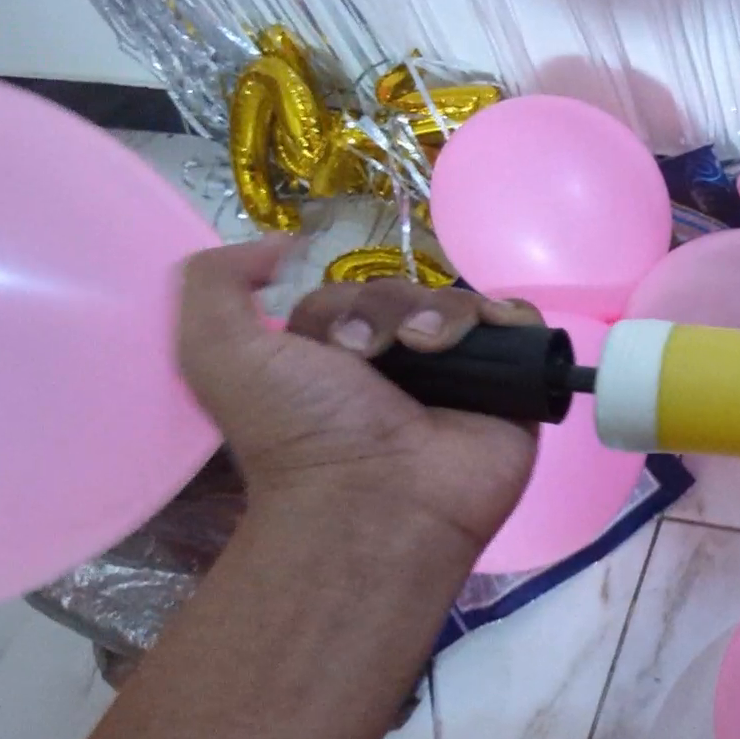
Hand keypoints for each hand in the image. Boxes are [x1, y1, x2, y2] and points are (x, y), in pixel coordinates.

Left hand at [177, 237, 544, 553]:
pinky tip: (492, 335)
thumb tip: (284, 242)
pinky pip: (523, 325)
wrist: (384, 496)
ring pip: (467, 304)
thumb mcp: (219, 353)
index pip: (360, 293)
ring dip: (449, 313)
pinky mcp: (517, 384)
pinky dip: (511, 317)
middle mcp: (406, 363)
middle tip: (388, 352)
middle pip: (415, 294)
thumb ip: (217, 283)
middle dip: (397, 307)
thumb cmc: (303, 429)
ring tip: (436, 350)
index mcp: (343, 357)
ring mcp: (467, 373)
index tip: (341, 344)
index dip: (350, 302)